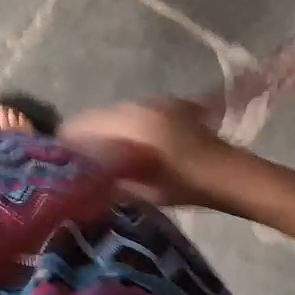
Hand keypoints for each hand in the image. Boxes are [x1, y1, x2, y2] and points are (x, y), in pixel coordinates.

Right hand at [59, 96, 241, 207]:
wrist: (235, 177)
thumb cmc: (189, 188)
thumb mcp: (144, 192)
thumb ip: (111, 179)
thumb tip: (84, 178)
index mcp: (131, 125)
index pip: (86, 124)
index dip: (69, 139)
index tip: (59, 155)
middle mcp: (140, 106)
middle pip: (100, 116)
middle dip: (88, 134)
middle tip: (79, 158)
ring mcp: (157, 103)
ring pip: (118, 113)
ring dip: (108, 129)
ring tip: (104, 153)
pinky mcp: (170, 105)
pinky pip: (137, 113)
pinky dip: (127, 126)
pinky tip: (131, 146)